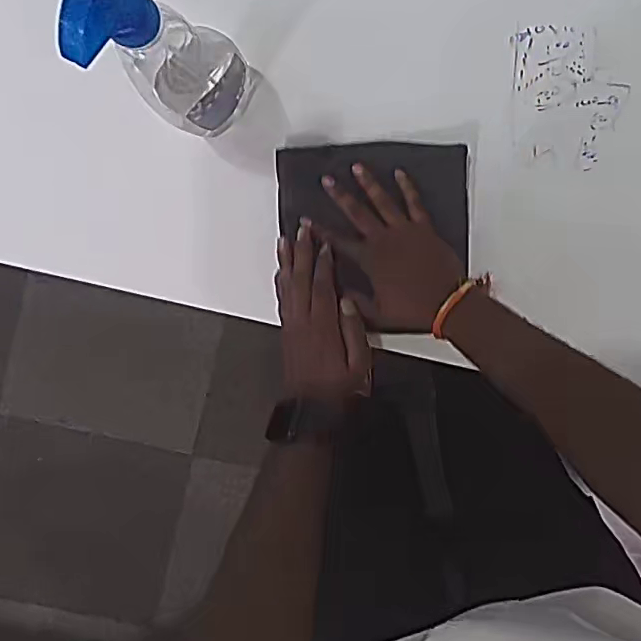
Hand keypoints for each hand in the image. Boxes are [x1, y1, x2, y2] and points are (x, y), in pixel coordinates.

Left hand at [276, 222, 370, 406]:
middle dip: (302, 252)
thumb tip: (349, 302)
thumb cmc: (339, 389)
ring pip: (287, 286)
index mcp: (323, 327)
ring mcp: (292, 326)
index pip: (323, 286)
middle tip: (302, 231)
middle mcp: (303, 322)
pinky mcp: (286, 332)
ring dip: (287, 262)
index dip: (324, 262)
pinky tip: (282, 272)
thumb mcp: (359, 364)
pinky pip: (282, 299)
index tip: (325, 243)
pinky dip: (281, 282)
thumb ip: (354, 331)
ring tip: (285, 242)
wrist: (311, 409)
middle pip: (301, 279)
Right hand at [320, 164, 466, 331]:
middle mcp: (384, 239)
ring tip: (357, 167)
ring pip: (382, 201)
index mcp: (370, 259)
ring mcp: (405, 230)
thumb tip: (338, 294)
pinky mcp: (424, 228)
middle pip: (357, 212)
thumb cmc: (413, 310)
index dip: (321, 230)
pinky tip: (399, 174)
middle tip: (327, 180)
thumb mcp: (378, 313)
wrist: (448, 304)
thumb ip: (356, 302)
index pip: (339, 241)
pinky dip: (407, 187)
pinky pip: (414, 203)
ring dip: (368, 183)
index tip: (307, 219)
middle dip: (340, 195)